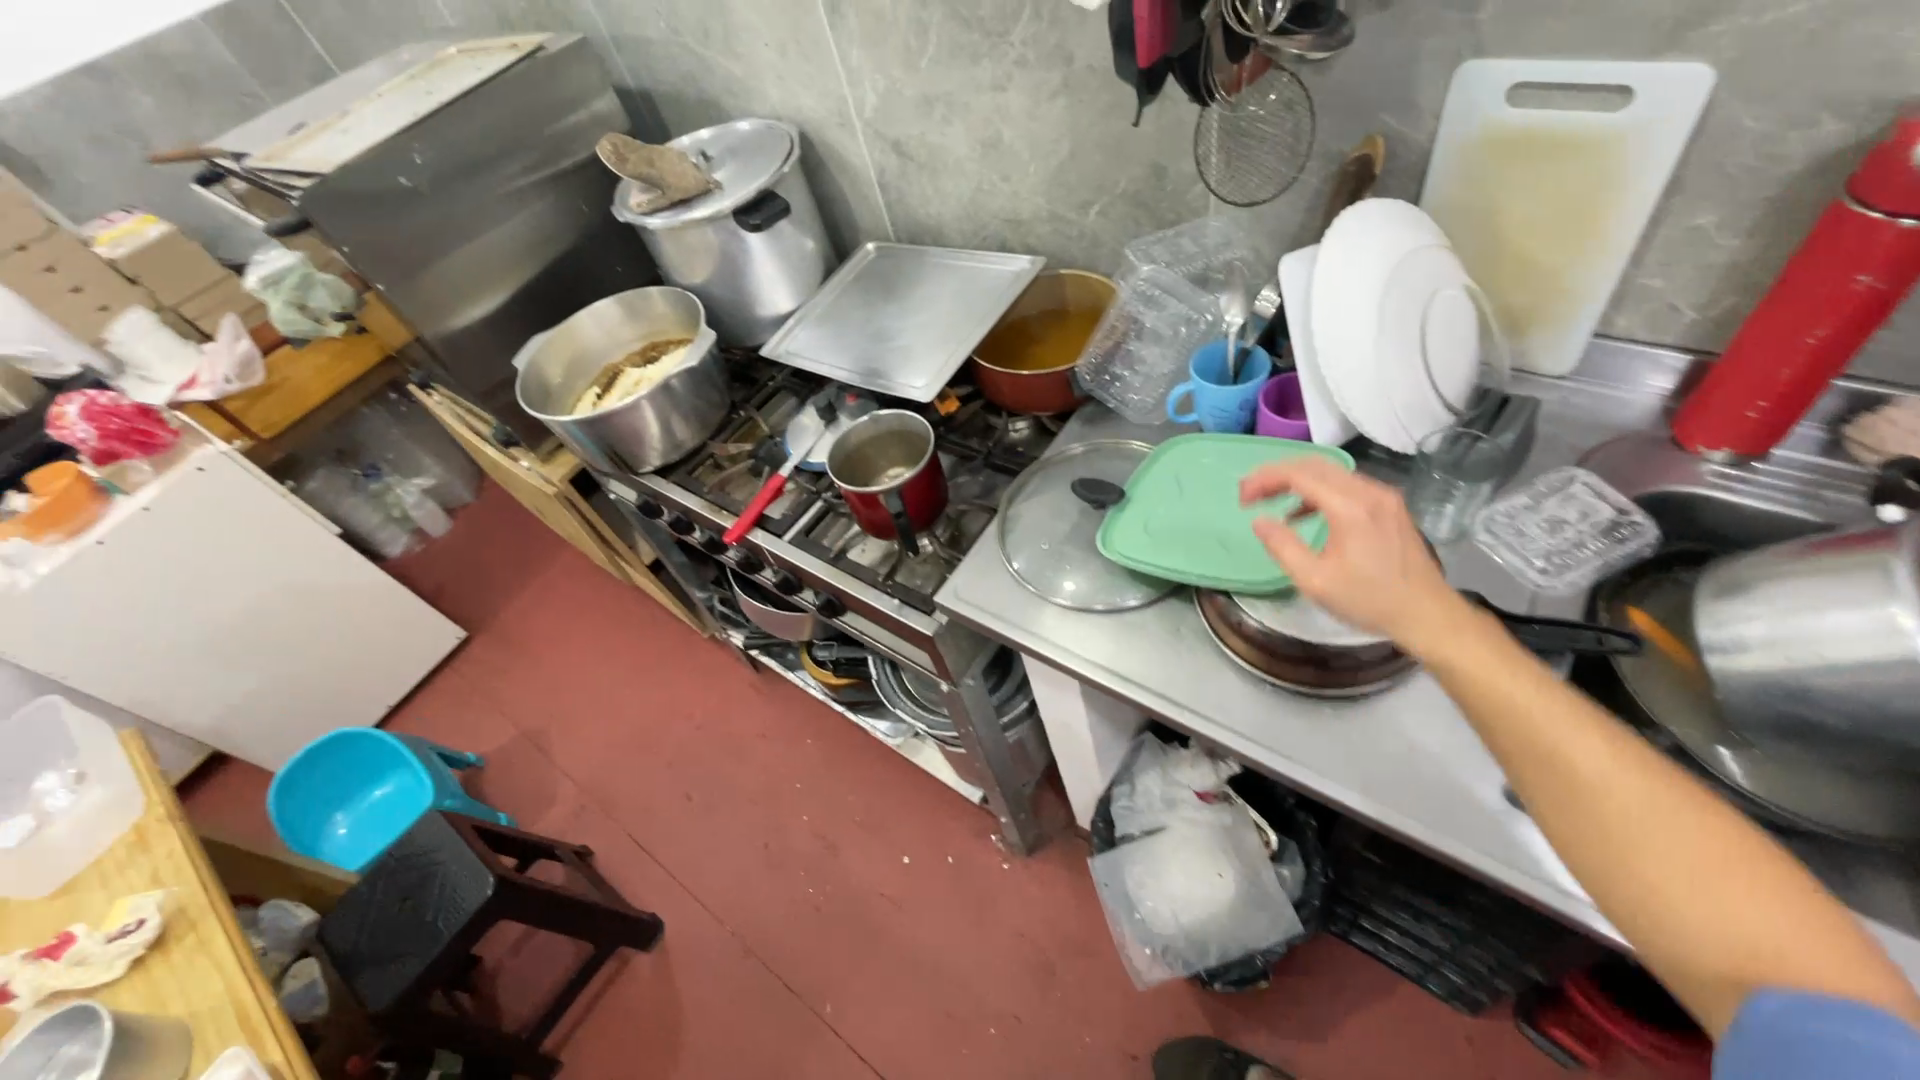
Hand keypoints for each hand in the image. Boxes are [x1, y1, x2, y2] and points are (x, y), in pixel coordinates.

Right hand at [1240, 459, 1468, 650]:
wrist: (1426, 613)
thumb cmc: (1369, 600)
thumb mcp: (1315, 581)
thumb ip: (1282, 546)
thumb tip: (1259, 521)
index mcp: (1350, 507)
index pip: (1299, 474)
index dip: (1265, 479)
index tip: (1242, 497)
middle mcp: (1369, 492)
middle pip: (1315, 465)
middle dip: (1277, 475)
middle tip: (1250, 494)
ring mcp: (1384, 497)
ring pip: (1332, 473)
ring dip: (1298, 481)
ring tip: (1272, 501)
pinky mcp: (1390, 507)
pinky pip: (1348, 485)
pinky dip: (1319, 491)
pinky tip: (1304, 513)